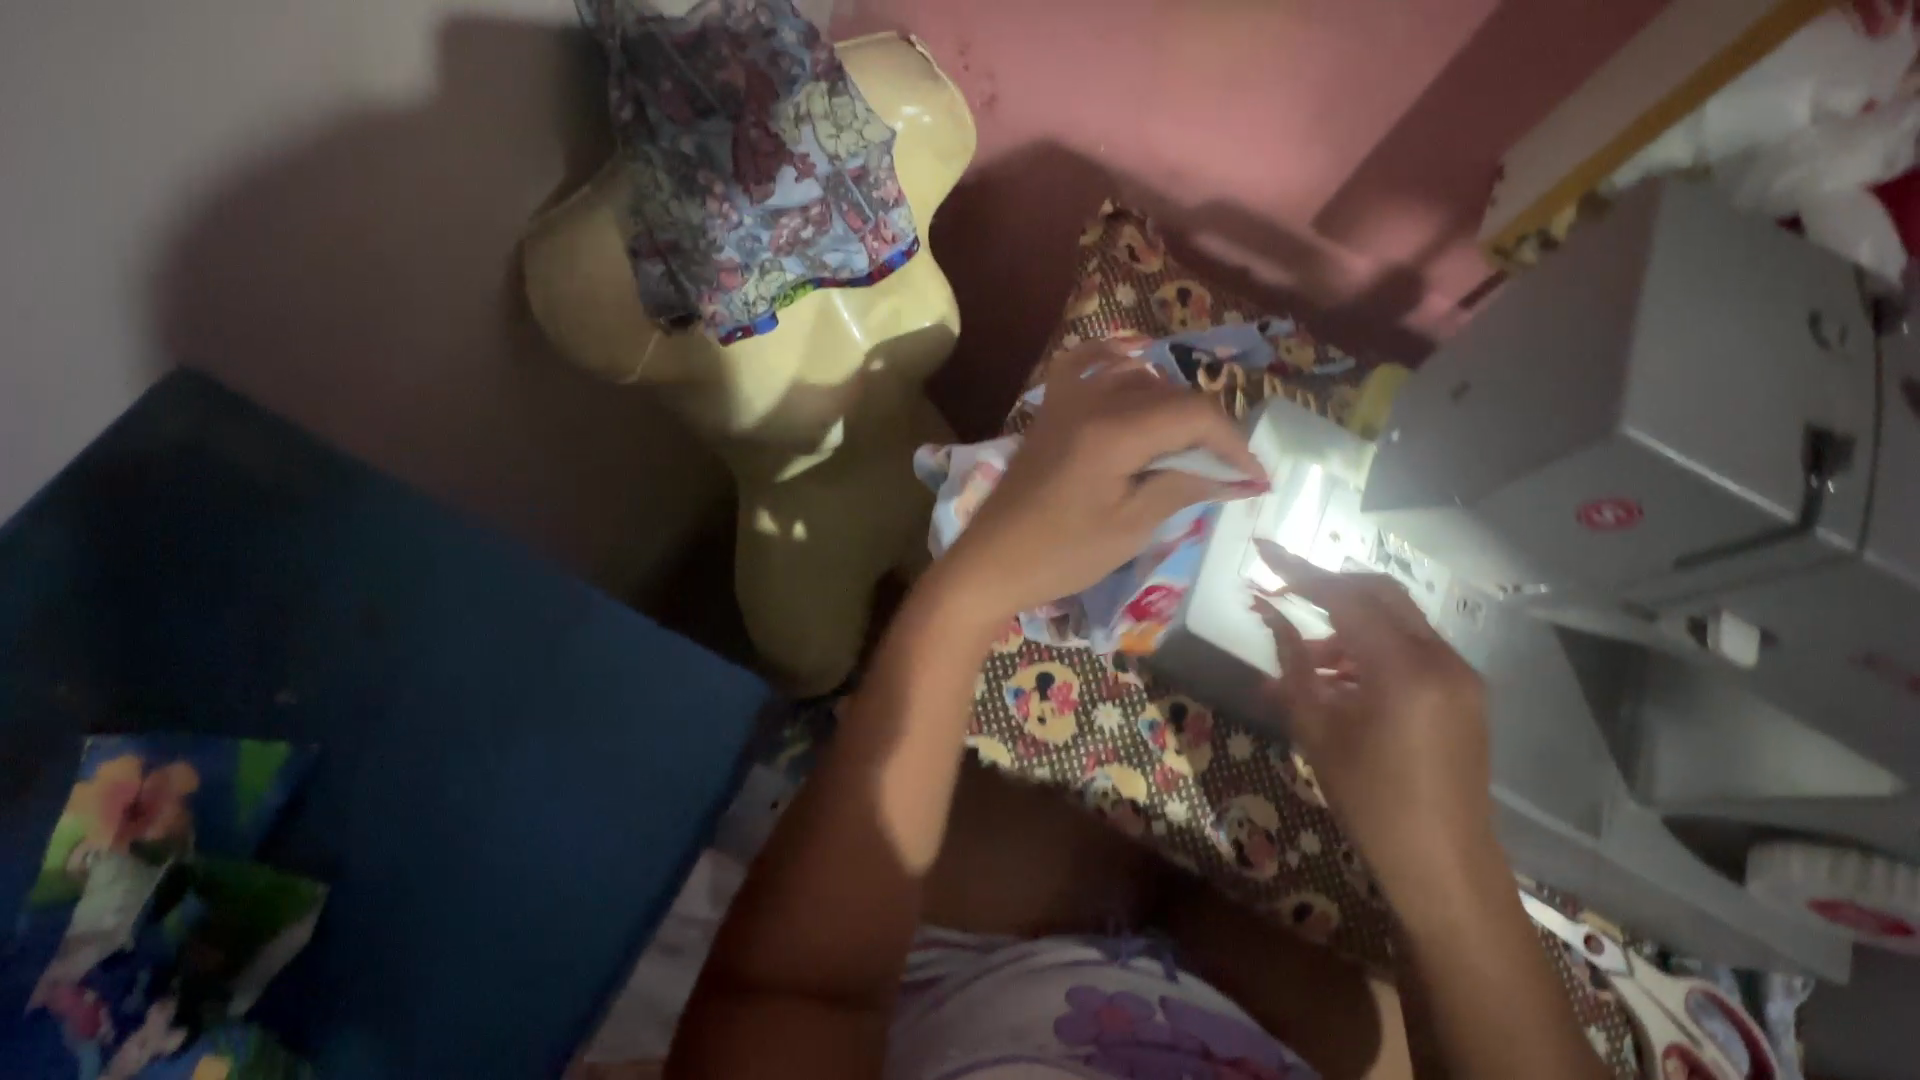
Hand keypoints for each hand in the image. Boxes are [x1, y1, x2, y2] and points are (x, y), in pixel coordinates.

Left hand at [937, 344, 1264, 622]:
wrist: (992, 563)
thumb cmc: (1062, 554)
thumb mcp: (1130, 527)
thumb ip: (1181, 486)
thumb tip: (1231, 473)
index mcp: (1114, 431)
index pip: (1194, 415)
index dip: (1232, 442)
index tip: (1252, 476)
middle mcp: (1092, 401)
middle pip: (1170, 393)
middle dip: (1207, 427)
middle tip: (1225, 467)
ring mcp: (1065, 401)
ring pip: (1135, 377)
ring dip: (1170, 402)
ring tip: (1188, 442)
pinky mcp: (1049, 411)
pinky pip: (1084, 364)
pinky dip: (1113, 361)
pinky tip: (1132, 368)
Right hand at [1252, 543, 1493, 898]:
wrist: (1443, 862)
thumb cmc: (1371, 799)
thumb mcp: (1317, 730)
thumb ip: (1292, 665)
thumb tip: (1268, 615)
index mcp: (1403, 667)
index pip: (1344, 597)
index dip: (1299, 572)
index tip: (1263, 551)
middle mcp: (1441, 658)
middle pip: (1379, 594)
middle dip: (1329, 588)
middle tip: (1285, 596)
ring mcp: (1460, 675)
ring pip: (1397, 621)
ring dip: (1350, 624)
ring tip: (1305, 661)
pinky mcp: (1466, 694)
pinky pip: (1414, 650)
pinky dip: (1374, 650)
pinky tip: (1341, 682)